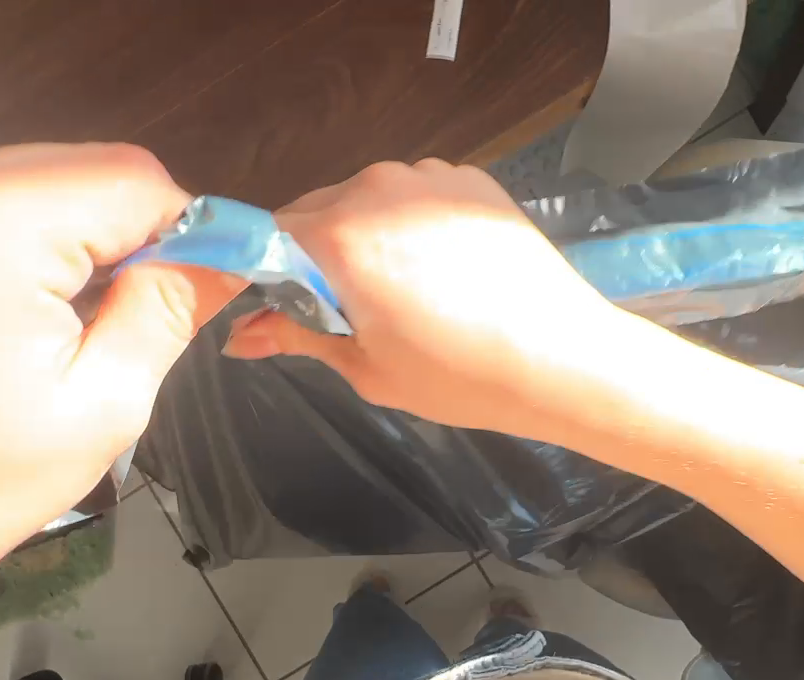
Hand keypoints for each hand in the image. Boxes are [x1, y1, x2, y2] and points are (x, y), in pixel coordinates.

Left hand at [0, 144, 241, 615]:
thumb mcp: (108, 404)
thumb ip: (170, 309)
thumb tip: (228, 256)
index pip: (127, 177)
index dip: (188, 227)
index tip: (206, 287)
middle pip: (79, 167)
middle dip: (135, 233)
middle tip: (147, 313)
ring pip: (37, 178)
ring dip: (85, 238)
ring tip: (80, 322)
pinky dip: (34, 239)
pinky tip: (30, 307)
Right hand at [221, 159, 638, 442]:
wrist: (561, 360)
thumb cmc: (458, 379)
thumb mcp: (368, 368)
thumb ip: (299, 337)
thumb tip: (242, 337)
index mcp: (340, 237)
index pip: (267, 238)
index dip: (269, 276)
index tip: (287, 310)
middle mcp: (376, 188)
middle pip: (315, 213)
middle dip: (317, 259)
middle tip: (352, 315)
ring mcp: (428, 176)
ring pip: (366, 202)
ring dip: (365, 240)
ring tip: (408, 297)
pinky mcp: (470, 179)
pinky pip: (414, 197)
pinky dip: (410, 227)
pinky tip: (445, 272)